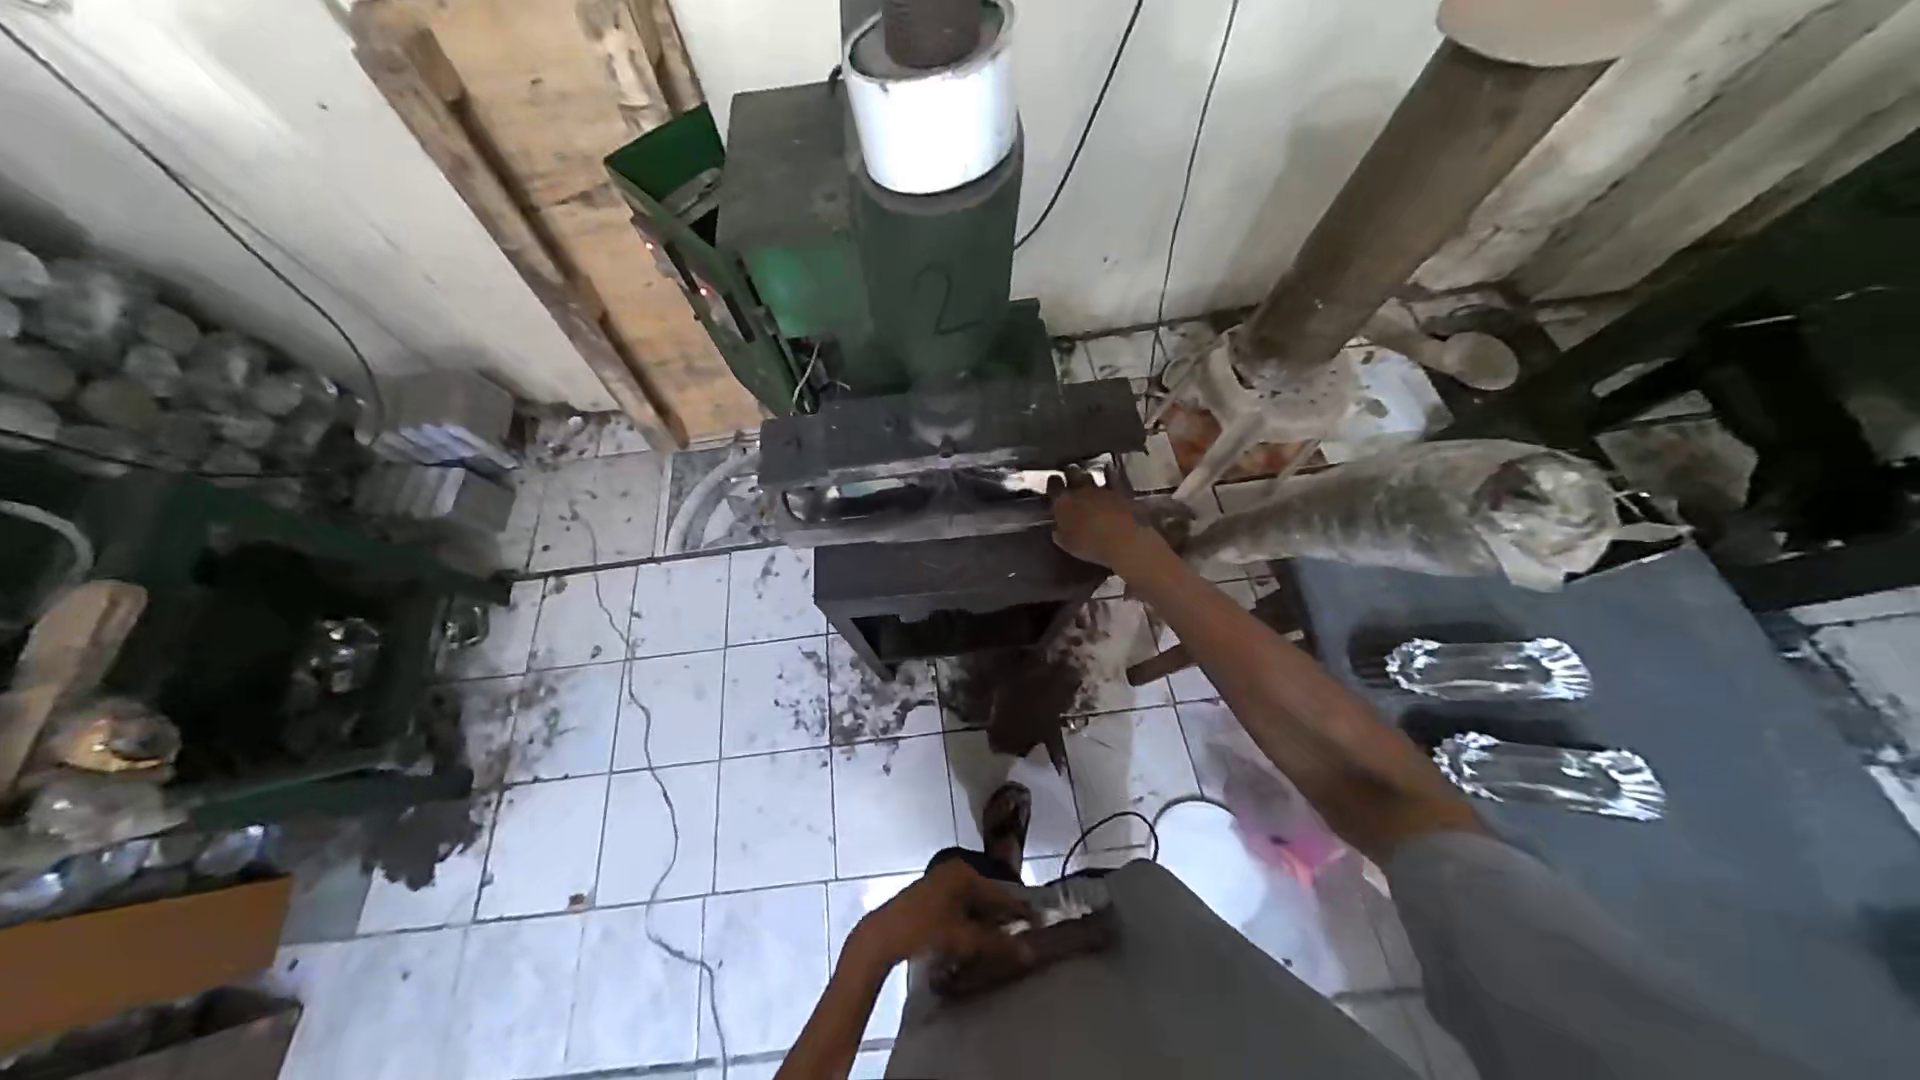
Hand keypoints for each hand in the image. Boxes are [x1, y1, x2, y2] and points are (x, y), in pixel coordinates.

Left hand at [845, 861, 1034, 972]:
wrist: (882, 937)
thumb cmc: (923, 931)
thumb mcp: (963, 939)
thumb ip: (997, 944)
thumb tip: (1030, 952)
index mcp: (964, 873)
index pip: (1000, 893)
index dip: (1019, 910)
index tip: (1039, 923)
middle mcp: (955, 870)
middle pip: (988, 896)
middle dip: (1004, 916)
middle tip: (1024, 934)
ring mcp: (942, 880)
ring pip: (974, 901)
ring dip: (988, 920)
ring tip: (1005, 939)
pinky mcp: (933, 893)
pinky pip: (962, 904)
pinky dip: (972, 919)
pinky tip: (978, 936)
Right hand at [1048, 471, 1161, 568]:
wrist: (1125, 539)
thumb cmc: (1091, 544)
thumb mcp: (1068, 544)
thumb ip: (1061, 533)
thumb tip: (1058, 530)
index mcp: (1063, 501)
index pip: (1053, 485)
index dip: (1053, 484)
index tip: (1054, 486)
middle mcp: (1081, 489)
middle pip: (1072, 471)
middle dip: (1070, 473)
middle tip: (1070, 479)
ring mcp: (1102, 488)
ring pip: (1092, 474)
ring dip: (1089, 477)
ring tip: (1089, 483)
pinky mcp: (1121, 491)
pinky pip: (1112, 480)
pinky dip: (1110, 479)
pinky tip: (1110, 483)